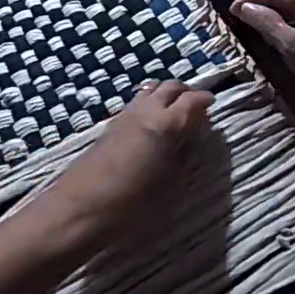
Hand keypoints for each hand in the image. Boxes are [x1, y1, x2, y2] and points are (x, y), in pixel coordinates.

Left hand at [45, 80, 211, 237]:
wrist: (82, 206)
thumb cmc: (134, 202)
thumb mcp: (172, 184)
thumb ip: (185, 155)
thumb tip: (192, 136)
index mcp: (166, 123)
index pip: (191, 100)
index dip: (204, 99)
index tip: (212, 103)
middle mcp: (146, 110)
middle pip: (170, 87)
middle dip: (186, 91)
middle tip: (197, 103)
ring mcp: (126, 114)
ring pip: (151, 90)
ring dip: (166, 93)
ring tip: (176, 109)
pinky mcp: (112, 124)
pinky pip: (138, 102)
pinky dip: (151, 102)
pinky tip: (153, 120)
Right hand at [231, 0, 294, 112]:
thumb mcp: (292, 45)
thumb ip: (267, 23)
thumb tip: (244, 8)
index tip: (231, 9)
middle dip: (259, 5)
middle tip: (236, 15)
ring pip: (289, 9)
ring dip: (268, 15)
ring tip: (246, 22)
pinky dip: (279, 25)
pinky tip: (266, 32)